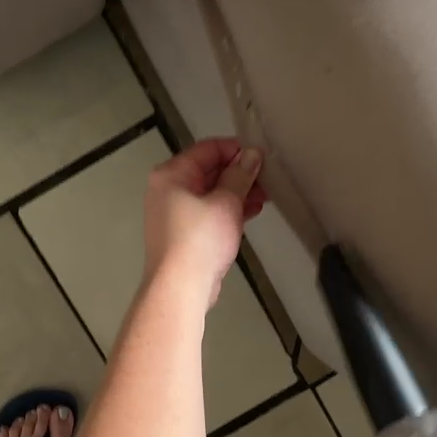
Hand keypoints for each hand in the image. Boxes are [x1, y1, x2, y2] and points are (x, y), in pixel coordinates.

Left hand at [143, 137, 268, 306]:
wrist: (180, 287)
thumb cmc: (200, 240)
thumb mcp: (226, 202)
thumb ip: (240, 176)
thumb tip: (251, 155)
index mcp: (172, 175)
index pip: (207, 149)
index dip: (236, 150)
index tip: (261, 156)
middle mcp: (168, 190)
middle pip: (208, 171)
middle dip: (239, 174)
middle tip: (268, 178)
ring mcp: (174, 213)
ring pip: (210, 193)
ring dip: (237, 193)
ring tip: (265, 196)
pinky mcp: (184, 233)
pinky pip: (209, 212)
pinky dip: (228, 210)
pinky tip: (251, 211)